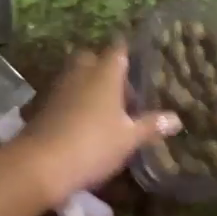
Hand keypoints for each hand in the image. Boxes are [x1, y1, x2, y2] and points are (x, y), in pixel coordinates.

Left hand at [15, 42, 179, 202]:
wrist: (39, 166)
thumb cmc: (93, 144)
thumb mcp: (128, 138)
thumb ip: (151, 125)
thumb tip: (176, 119)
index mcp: (105, 73)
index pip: (119, 49)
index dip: (128, 52)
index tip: (140, 59)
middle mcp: (81, 72)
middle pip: (93, 58)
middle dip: (105, 68)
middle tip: (122, 89)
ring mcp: (59, 88)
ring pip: (77, 76)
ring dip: (89, 86)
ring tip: (106, 110)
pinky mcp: (43, 106)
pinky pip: (65, 94)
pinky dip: (75, 102)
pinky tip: (85, 123)